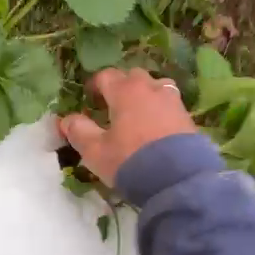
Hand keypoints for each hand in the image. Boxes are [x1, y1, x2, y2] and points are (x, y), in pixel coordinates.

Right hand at [58, 67, 197, 187]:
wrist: (177, 178)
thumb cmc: (129, 159)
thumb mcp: (95, 150)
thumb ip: (78, 131)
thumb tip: (66, 120)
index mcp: (125, 91)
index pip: (106, 76)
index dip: (94, 86)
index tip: (88, 99)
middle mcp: (150, 88)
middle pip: (132, 77)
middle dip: (120, 87)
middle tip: (111, 106)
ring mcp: (172, 101)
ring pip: (155, 87)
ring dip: (143, 96)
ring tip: (136, 115)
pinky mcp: (187, 118)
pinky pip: (168, 105)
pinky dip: (159, 111)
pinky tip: (154, 129)